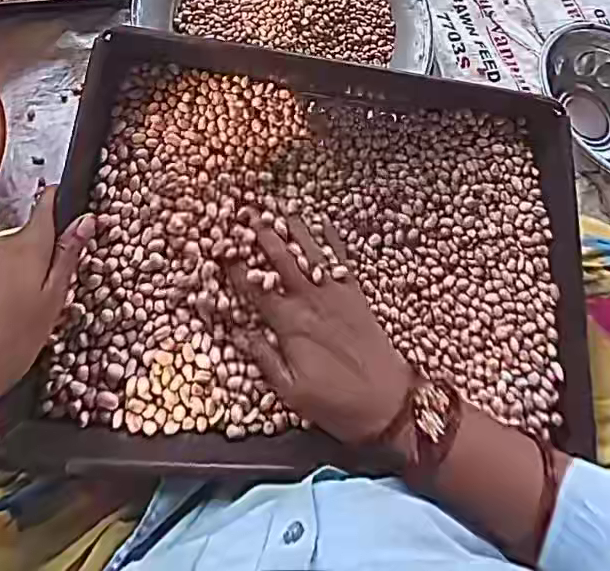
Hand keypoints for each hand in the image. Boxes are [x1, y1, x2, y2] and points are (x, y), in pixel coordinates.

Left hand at [0, 186, 94, 405]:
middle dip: (49, 248)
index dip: (66, 203)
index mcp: (27, 243)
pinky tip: (7, 314)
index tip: (80, 218)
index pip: (48, 201)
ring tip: (34, 305)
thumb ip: (68, 256)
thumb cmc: (12, 342)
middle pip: (33, 232)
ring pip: (13, 253)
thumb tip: (86, 219)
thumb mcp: (53, 300)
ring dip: (27, 267)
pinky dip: (6, 282)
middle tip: (60, 284)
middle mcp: (1, 244)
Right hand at [233, 218, 412, 445]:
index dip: (235, 265)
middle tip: (243, 211)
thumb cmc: (337, 404)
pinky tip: (321, 221)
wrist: (390, 403)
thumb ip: (266, 360)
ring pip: (308, 251)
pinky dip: (330, 238)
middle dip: (259, 233)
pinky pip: (339, 259)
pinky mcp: (355, 293)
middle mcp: (309, 300)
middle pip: (279, 258)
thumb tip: (242, 333)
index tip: (219, 245)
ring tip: (276, 205)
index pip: (255, 287)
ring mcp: (334, 292)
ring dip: (291, 227)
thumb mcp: (292, 393)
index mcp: (289, 323)